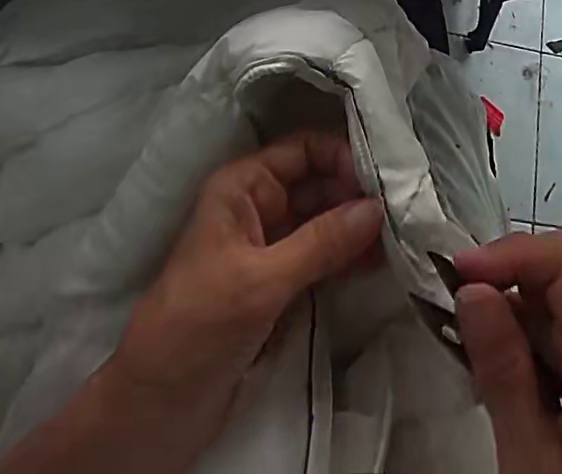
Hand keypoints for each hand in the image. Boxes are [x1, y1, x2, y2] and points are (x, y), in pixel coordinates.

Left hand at [0, 130, 383, 473]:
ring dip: (360, 226)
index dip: (342, 156)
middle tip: (405, 209)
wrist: (156, 410)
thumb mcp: (261, 281)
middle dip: (359, 193)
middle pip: (320, 183)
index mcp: (243, 187)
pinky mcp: (283, 281)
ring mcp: (273, 245)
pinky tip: (381, 260)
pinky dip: (351, 255)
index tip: (383, 178)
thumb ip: (322, 242)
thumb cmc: (197, 327)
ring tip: (403, 235)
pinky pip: (325, 255)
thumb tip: (377, 207)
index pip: (303, 150)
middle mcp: (260, 206)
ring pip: (326, 220)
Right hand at [453, 230, 561, 473]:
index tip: (456, 271)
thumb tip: (471, 287)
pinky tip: (498, 375)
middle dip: (500, 287)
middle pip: (559, 283)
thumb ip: (503, 372)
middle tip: (449, 317)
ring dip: (507, 317)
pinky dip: (523, 342)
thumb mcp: (530, 463)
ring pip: (556, 307)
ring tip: (468, 355)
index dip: (511, 253)